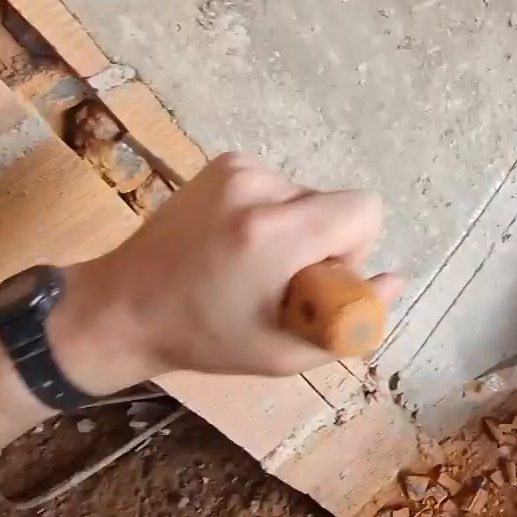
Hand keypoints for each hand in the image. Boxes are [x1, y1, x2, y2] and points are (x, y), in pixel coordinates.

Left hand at [49, 153, 402, 390]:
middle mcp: (256, 189)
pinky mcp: (224, 164)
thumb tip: (396, 280)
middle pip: (335, 204)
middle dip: (324, 240)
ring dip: (297, 227)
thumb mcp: (285, 352)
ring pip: (307, 195)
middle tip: (281, 278)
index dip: (354, 247)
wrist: (121, 307)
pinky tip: (238, 239)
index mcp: (274, 235)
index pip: (364, 208)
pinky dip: (273, 212)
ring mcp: (236, 170)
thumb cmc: (207, 338)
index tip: (318, 276)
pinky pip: (280, 186)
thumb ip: (350, 320)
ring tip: (252, 260)